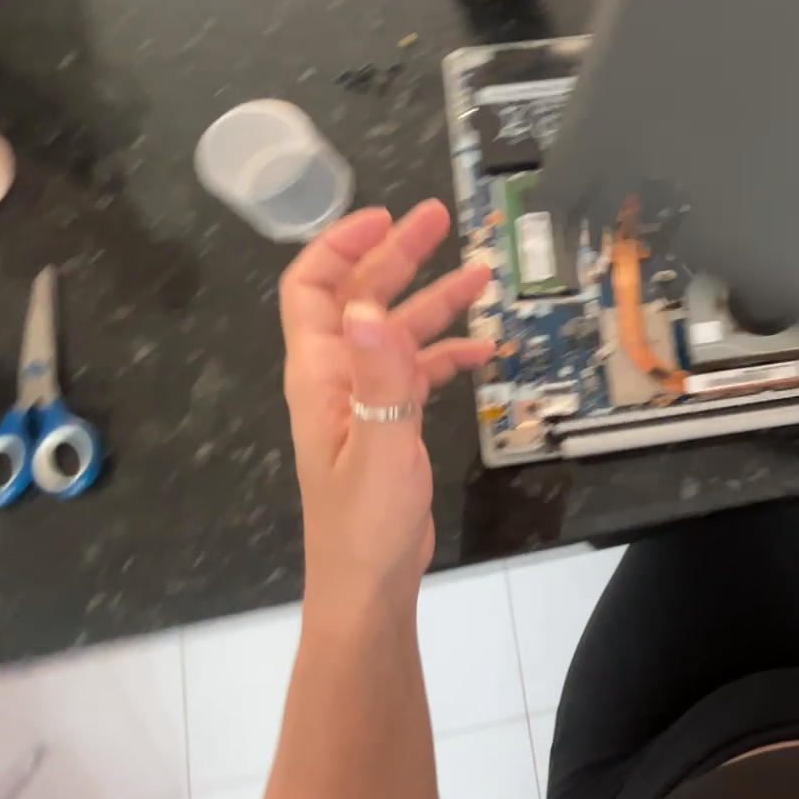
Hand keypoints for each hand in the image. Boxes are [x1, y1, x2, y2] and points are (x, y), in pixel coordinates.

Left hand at [280, 200, 494, 606]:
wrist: (369, 580)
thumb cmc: (365, 521)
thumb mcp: (380, 445)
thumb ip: (380, 378)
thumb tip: (371, 308)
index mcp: (322, 373)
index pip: (313, 289)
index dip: (342, 246)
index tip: (384, 218)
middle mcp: (340, 376)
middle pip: (365, 300)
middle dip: (401, 257)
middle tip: (441, 221)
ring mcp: (368, 399)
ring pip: (400, 334)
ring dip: (436, 302)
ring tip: (481, 275)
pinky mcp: (393, 422)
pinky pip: (421, 374)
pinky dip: (451, 356)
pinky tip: (485, 350)